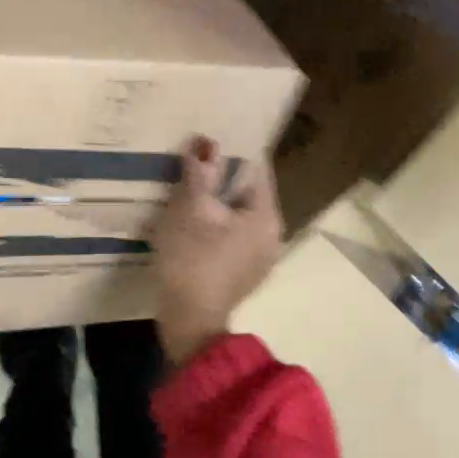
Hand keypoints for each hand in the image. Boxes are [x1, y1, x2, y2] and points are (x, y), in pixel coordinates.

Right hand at [151, 137, 284, 364]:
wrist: (188, 321)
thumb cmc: (191, 258)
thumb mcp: (190, 207)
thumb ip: (200, 171)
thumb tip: (206, 143)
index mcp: (267, 216)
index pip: (256, 167)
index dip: (232, 148)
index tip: (208, 136)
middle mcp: (272, 235)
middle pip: (246, 191)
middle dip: (220, 174)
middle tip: (191, 158)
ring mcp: (259, 257)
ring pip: (237, 213)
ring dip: (214, 199)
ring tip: (186, 185)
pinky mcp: (242, 272)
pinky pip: (231, 234)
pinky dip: (214, 222)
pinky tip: (190, 220)